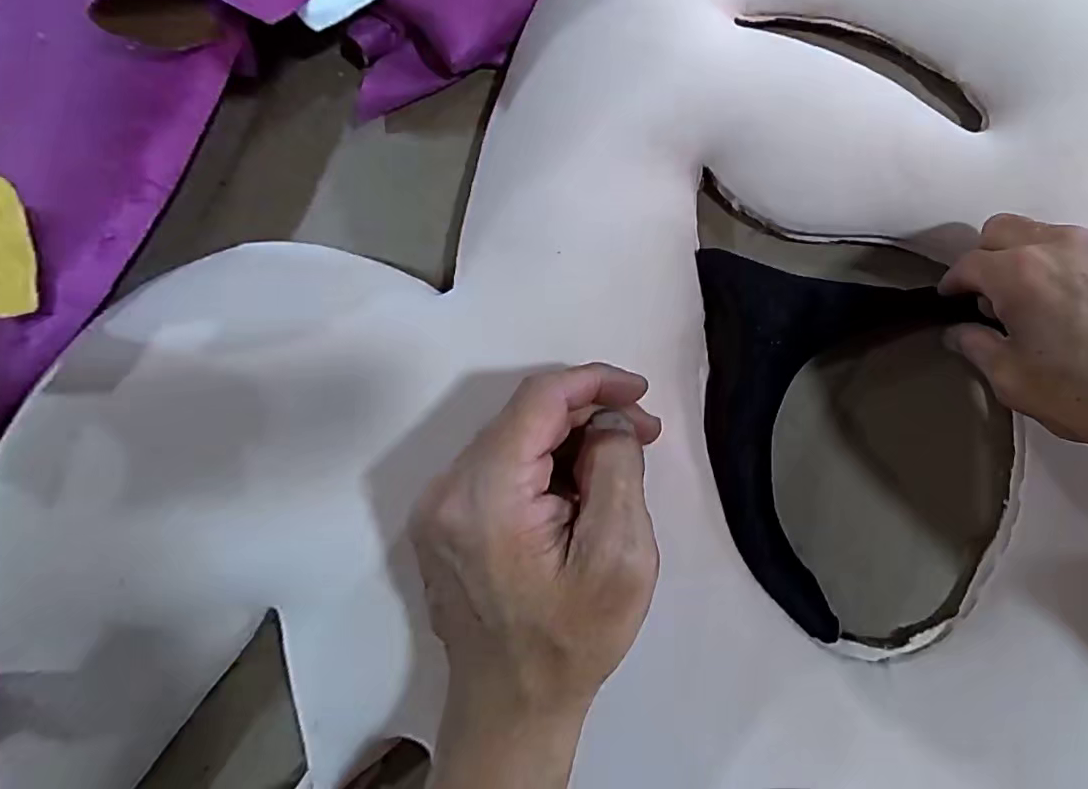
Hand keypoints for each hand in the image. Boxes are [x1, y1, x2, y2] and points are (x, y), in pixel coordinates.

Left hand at [412, 364, 662, 783]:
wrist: (514, 707)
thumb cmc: (575, 635)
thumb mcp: (620, 551)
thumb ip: (618, 467)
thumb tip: (610, 421)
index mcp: (486, 498)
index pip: (539, 399)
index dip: (595, 380)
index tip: (641, 392)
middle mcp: (449, 493)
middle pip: (528, 412)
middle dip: (593, 409)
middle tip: (645, 432)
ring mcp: (443, 508)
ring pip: (519, 432)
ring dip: (577, 432)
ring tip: (625, 459)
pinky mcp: (451, 520)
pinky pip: (508, 460)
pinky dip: (554, 456)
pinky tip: (588, 481)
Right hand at [940, 214, 1087, 479]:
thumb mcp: (1018, 384)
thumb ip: (977, 348)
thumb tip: (959, 330)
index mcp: (1022, 272)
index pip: (970, 261)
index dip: (955, 282)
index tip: (955, 299)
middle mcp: (1065, 242)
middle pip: (1006, 229)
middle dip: (990, 258)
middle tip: (1000, 298)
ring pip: (1059, 236)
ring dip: (1043, 261)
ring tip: (1063, 306)